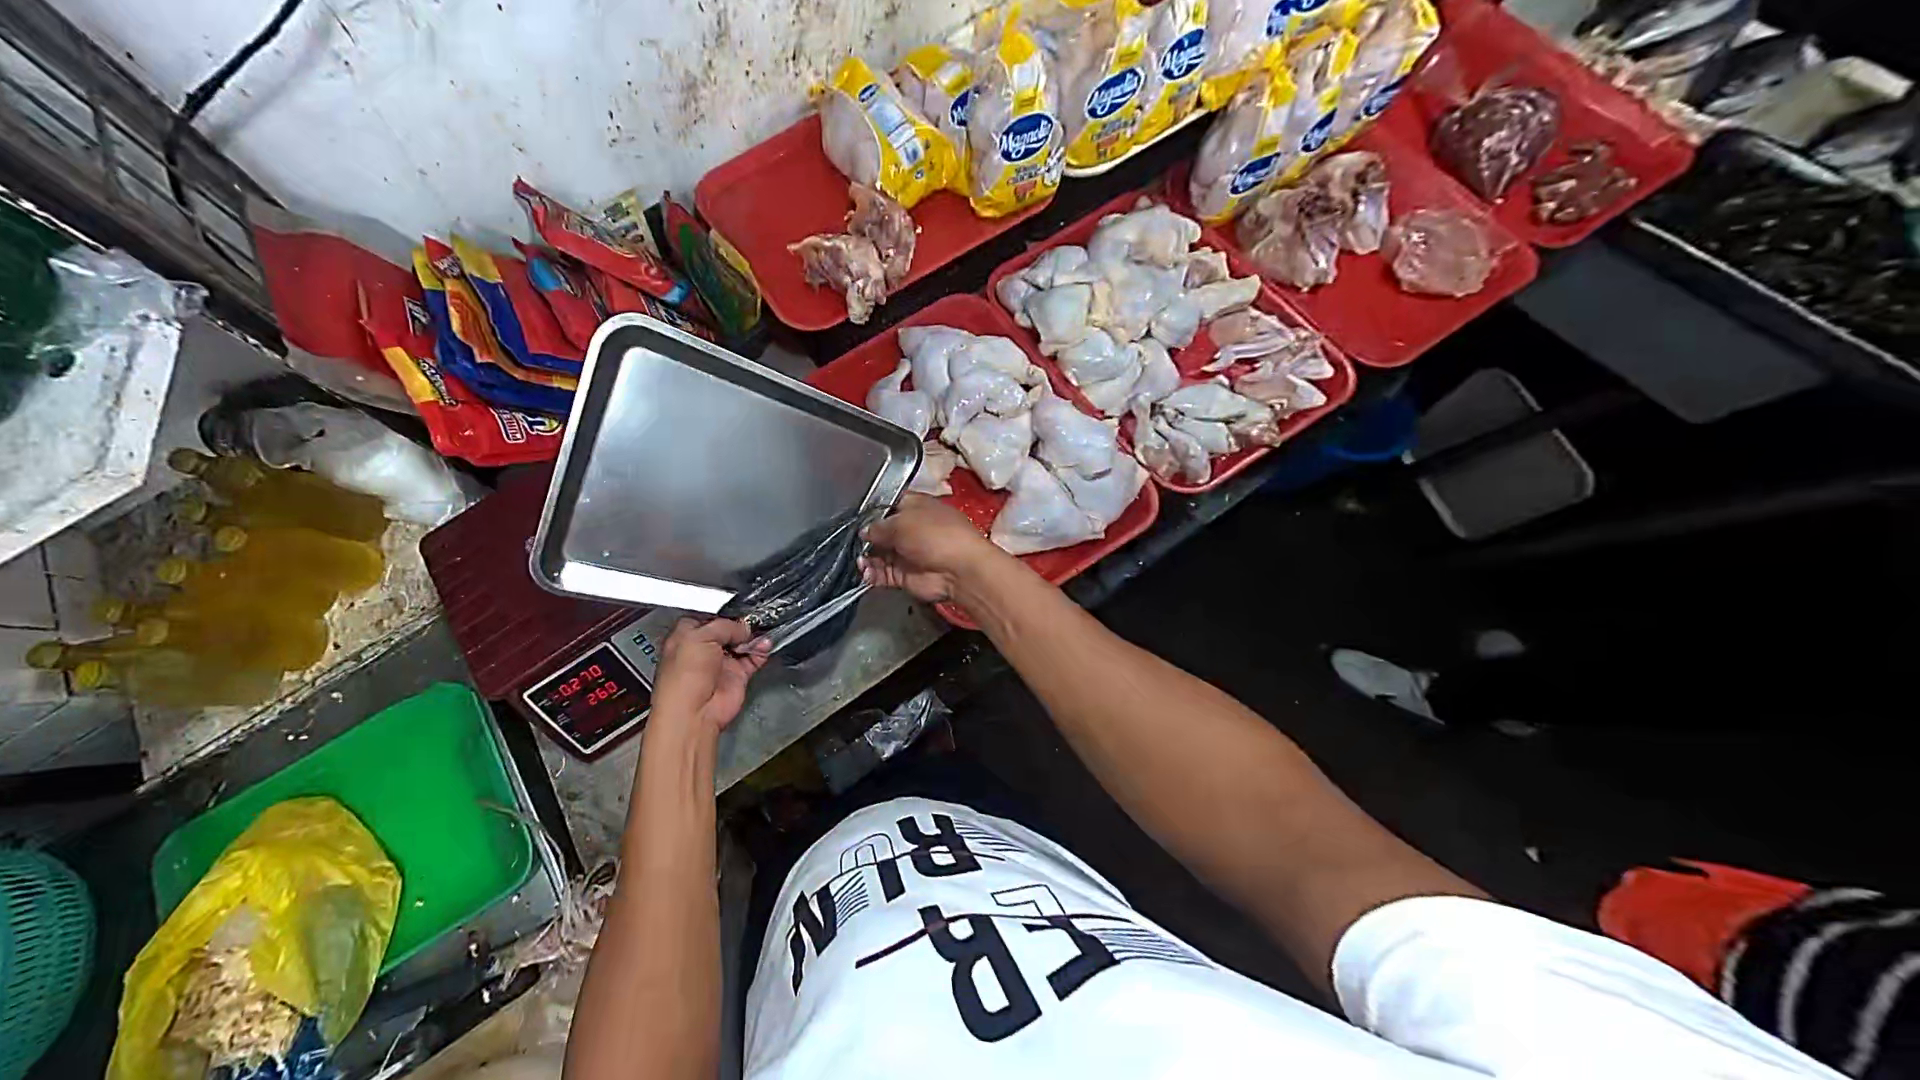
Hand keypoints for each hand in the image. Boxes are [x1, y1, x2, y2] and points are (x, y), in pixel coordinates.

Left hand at [649, 617, 767, 736]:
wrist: (694, 713)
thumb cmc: (682, 680)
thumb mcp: (699, 637)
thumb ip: (724, 626)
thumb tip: (741, 627)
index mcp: (686, 637)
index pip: (707, 617)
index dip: (722, 613)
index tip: (735, 609)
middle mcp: (703, 650)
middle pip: (728, 629)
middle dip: (741, 624)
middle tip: (750, 620)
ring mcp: (721, 662)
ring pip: (743, 643)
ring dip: (753, 637)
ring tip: (759, 632)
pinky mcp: (736, 675)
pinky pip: (753, 658)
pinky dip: (761, 651)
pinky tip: (764, 645)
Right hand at [859, 494, 1000, 603]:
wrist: (959, 570)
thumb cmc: (935, 535)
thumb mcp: (902, 522)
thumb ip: (879, 526)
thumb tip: (865, 531)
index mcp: (915, 507)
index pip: (889, 505)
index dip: (872, 511)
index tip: (857, 517)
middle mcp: (911, 529)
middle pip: (881, 532)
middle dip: (866, 537)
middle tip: (852, 541)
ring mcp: (908, 554)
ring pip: (878, 554)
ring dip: (866, 557)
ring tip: (859, 559)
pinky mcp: (905, 576)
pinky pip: (882, 574)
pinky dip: (872, 574)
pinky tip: (866, 571)